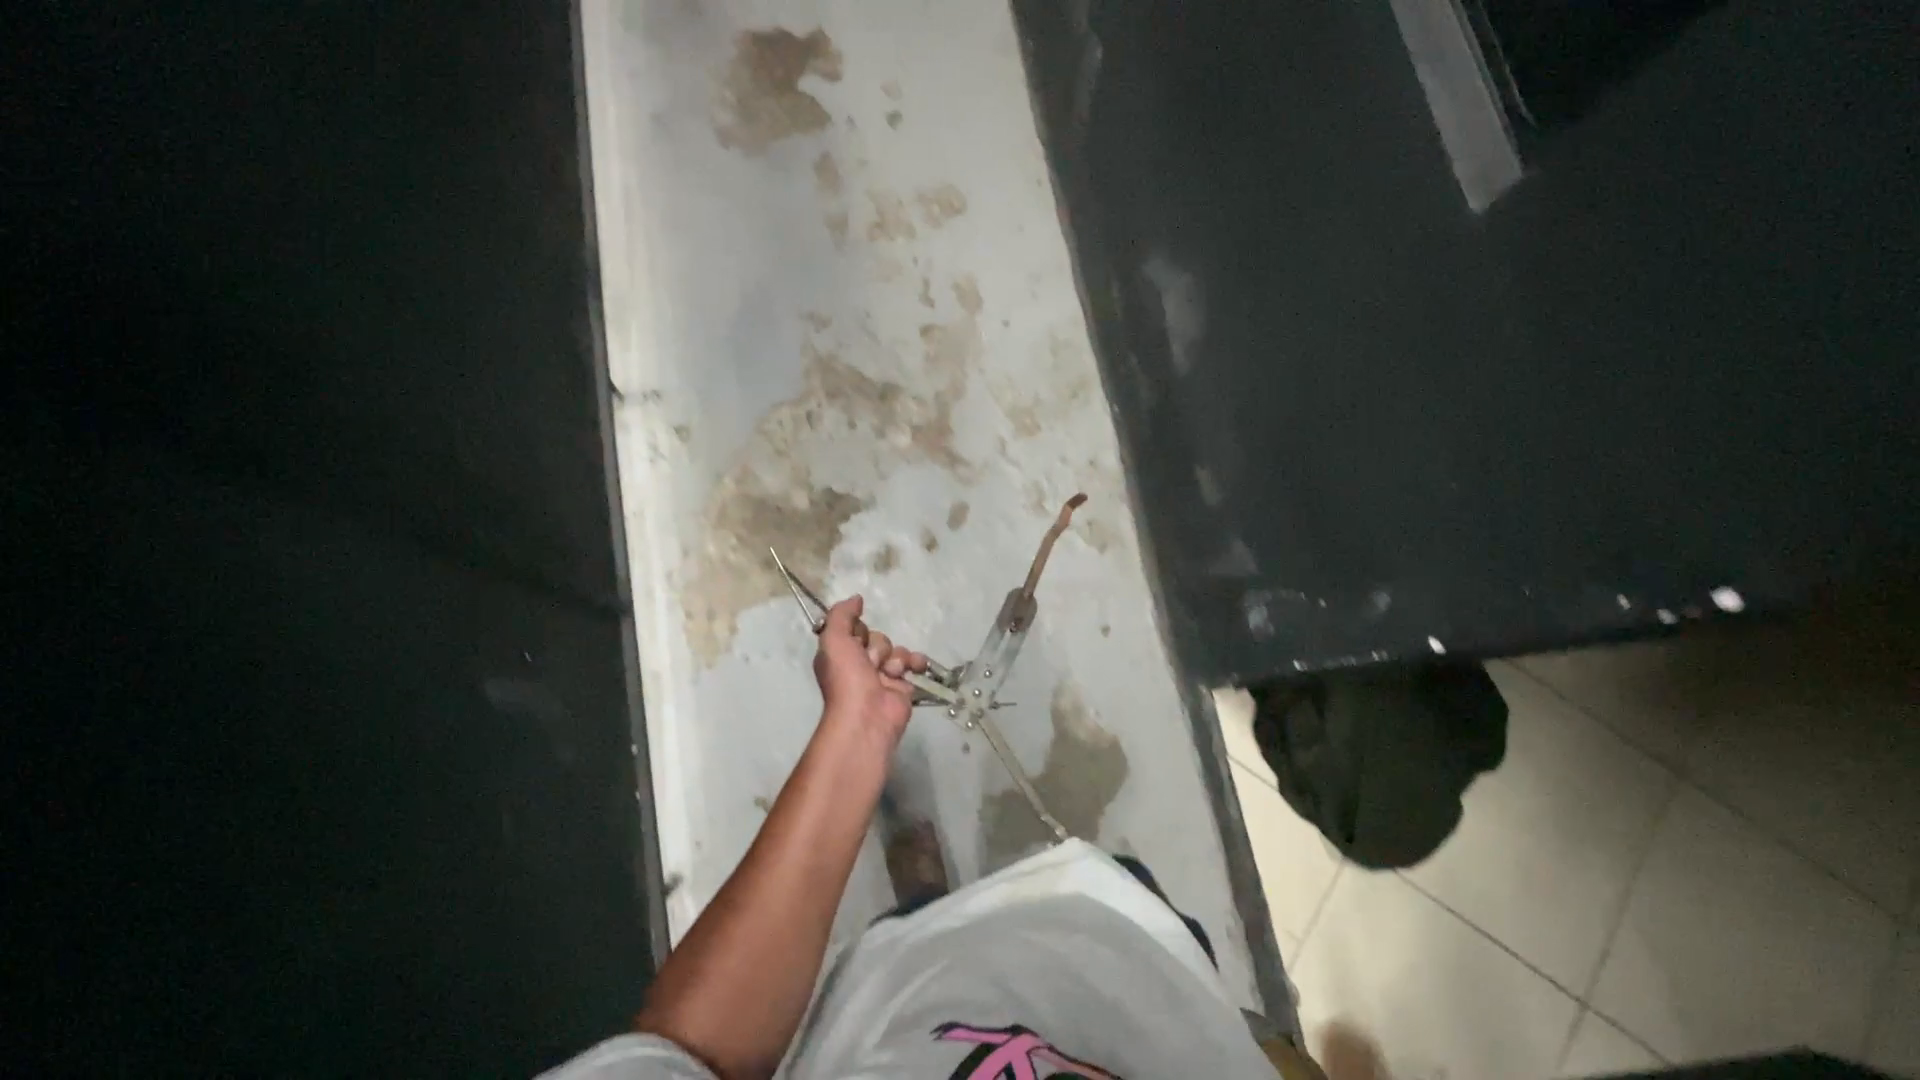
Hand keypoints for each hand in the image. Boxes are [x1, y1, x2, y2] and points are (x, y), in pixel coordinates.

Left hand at [812, 595, 928, 741]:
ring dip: (895, 658)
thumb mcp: (834, 640)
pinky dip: (916, 663)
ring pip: (895, 650)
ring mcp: (882, 675)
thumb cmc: (846, 678)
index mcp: (841, 654)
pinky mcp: (902, 685)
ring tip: (889, 673)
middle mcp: (860, 663)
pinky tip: (915, 667)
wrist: (868, 716)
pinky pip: (913, 663)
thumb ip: (841, 615)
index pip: (854, 628)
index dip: (857, 631)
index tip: (856, 640)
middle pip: (877, 638)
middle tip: (870, 664)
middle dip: (877, 647)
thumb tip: (857, 598)